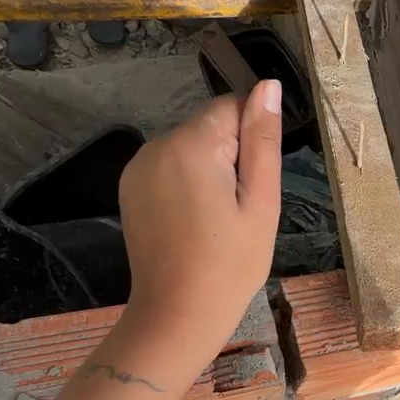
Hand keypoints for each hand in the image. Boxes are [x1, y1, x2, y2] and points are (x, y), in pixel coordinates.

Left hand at [116, 82, 282, 358]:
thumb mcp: (261, 203)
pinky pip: (171, 169)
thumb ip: (263, 140)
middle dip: (233, 158)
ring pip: (192, 149)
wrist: (178, 314)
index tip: (257, 186)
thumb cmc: (231, 264)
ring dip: (212, 173)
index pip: (233, 107)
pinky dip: (190, 186)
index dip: (255, 142)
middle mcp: (156, 144)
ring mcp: (138, 167)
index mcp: (192, 144)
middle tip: (243, 212)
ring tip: (221, 221)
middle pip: (210, 129)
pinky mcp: (131, 189)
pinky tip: (197, 224)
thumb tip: (268, 85)